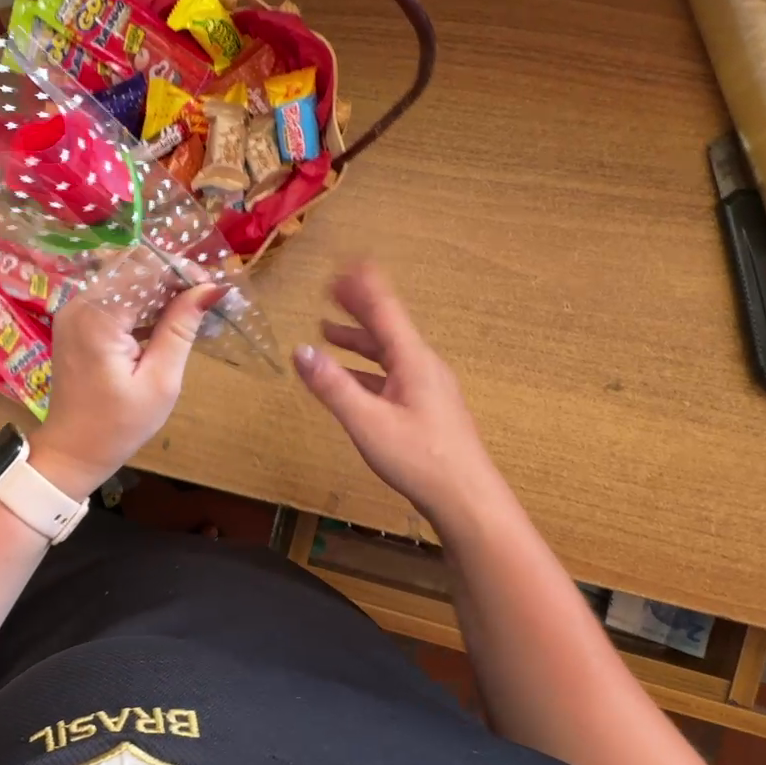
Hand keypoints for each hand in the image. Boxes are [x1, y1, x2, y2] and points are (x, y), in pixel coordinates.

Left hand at [33, 283, 228, 498]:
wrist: (72, 450)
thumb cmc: (118, 425)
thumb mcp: (160, 380)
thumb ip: (181, 328)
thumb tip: (211, 287)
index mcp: (97, 317)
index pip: (144, 269)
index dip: (182, 271)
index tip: (212, 288)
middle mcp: (79, 305)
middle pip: (131, 268)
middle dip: (170, 276)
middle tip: (205, 298)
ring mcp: (73, 312)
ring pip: (122, 280)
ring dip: (157, 289)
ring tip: (190, 310)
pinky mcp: (75, 323)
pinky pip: (111, 298)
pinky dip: (139, 303)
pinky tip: (164, 321)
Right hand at [293, 263, 501, 524]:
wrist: (466, 499)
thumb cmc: (418, 458)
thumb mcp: (366, 421)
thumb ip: (332, 386)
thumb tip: (300, 350)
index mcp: (412, 362)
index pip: (384, 312)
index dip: (363, 288)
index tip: (343, 265)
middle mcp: (421, 368)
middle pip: (386, 329)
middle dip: (357, 307)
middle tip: (331, 288)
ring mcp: (425, 388)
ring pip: (386, 353)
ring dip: (358, 339)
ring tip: (329, 330)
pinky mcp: (422, 408)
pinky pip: (387, 374)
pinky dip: (363, 367)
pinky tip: (346, 378)